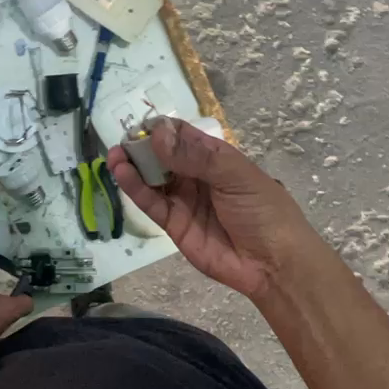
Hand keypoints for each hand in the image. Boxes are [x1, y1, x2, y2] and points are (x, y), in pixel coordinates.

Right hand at [108, 118, 312, 298]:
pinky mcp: (173, 223)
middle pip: (162, 155)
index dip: (162, 129)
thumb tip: (157, 134)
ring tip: (115, 155)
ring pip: (152, 178)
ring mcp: (183, 200)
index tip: (142, 125)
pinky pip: (150, 202)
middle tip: (123, 140)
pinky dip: (135, 188)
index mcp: (215, 157)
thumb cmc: (263, 212)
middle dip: (142, 146)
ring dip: (132, 165)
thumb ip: (195, 156)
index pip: (182, 135)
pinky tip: (122, 174)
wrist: (273, 264)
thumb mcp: (236, 175)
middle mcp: (195, 175)